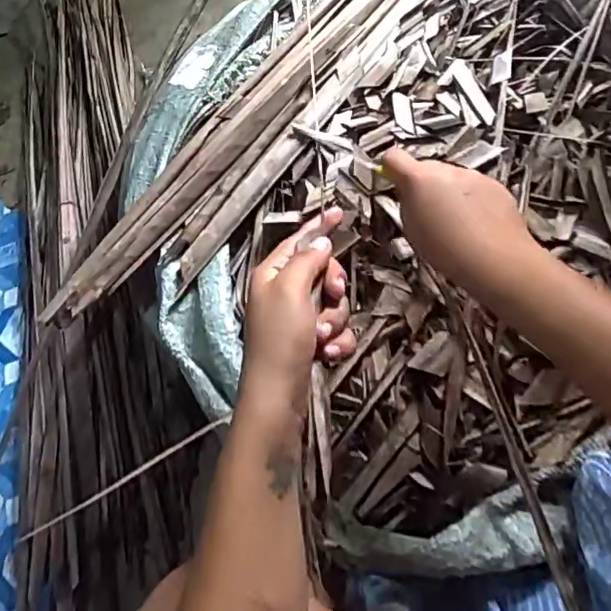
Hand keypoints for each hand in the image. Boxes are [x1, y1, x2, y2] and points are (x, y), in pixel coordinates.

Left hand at [240, 209, 355, 414]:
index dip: (319, 226)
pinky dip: (337, 341)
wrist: (279, 397)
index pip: (299, 240)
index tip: (338, 212)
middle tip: (330, 297)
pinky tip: (327, 353)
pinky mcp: (311, 340)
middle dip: (332, 287)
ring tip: (321, 337)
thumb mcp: (291, 290)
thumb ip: (307, 260)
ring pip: (335, 302)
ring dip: (334, 319)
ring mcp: (299, 317)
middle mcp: (284, 290)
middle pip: (323, 271)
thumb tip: (321, 241)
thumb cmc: (280, 340)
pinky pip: (337, 329)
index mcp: (272, 272)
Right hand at [381, 149, 549, 294]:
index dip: (391, 168)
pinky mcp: (494, 185)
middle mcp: (445, 170)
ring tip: (454, 224)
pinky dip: (471, 199)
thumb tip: (406, 193)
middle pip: (426, 168)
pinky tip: (475, 224)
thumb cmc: (450, 250)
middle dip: (424, 185)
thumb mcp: (411, 228)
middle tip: (426, 213)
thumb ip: (406, 202)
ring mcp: (472, 176)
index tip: (393, 180)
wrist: (498, 261)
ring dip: (449, 193)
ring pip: (451, 178)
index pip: (393, 157)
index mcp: (418, 178)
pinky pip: (474, 187)